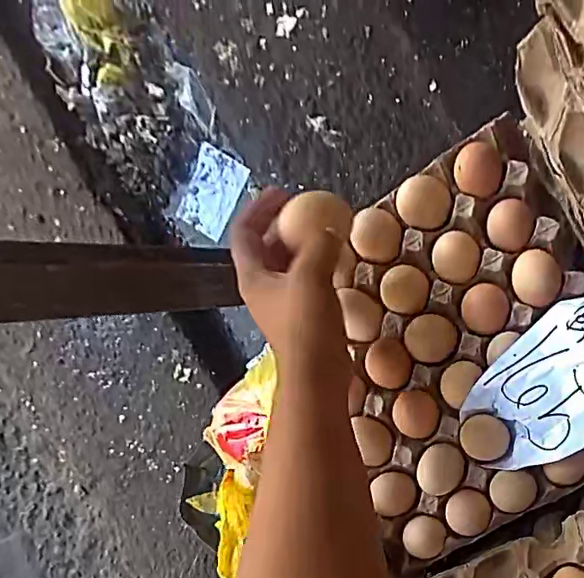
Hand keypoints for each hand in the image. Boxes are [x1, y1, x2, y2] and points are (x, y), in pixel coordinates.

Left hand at [229, 188, 346, 368]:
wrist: (319, 377)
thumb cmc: (307, 327)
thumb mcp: (312, 277)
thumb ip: (320, 247)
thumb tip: (331, 231)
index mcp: (253, 278)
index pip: (245, 233)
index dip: (259, 209)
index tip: (281, 194)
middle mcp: (264, 293)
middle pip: (267, 252)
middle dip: (285, 231)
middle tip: (307, 218)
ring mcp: (284, 311)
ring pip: (289, 272)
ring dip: (305, 254)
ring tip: (326, 242)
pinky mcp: (305, 325)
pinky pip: (309, 290)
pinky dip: (320, 276)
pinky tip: (338, 274)